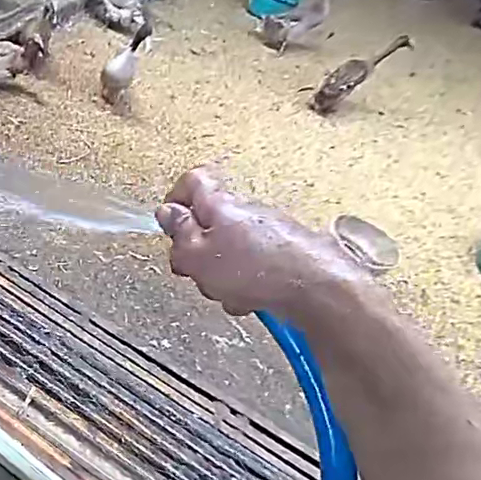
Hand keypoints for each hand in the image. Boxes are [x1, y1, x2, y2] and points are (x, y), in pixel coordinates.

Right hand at [154, 165, 371, 321]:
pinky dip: (242, 285)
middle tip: (194, 268)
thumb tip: (167, 213)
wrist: (313, 288)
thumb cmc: (255, 270)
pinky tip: (247, 297)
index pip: (192, 181)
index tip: (169, 225)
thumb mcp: (195, 254)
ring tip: (226, 289)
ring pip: (225, 251)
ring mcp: (265, 234)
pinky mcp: (280, 255)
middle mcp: (245, 212)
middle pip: (206, 225)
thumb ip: (178, 232)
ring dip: (218, 274)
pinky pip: (247, 269)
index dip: (175, 200)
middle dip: (195, 252)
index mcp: (220, 205)